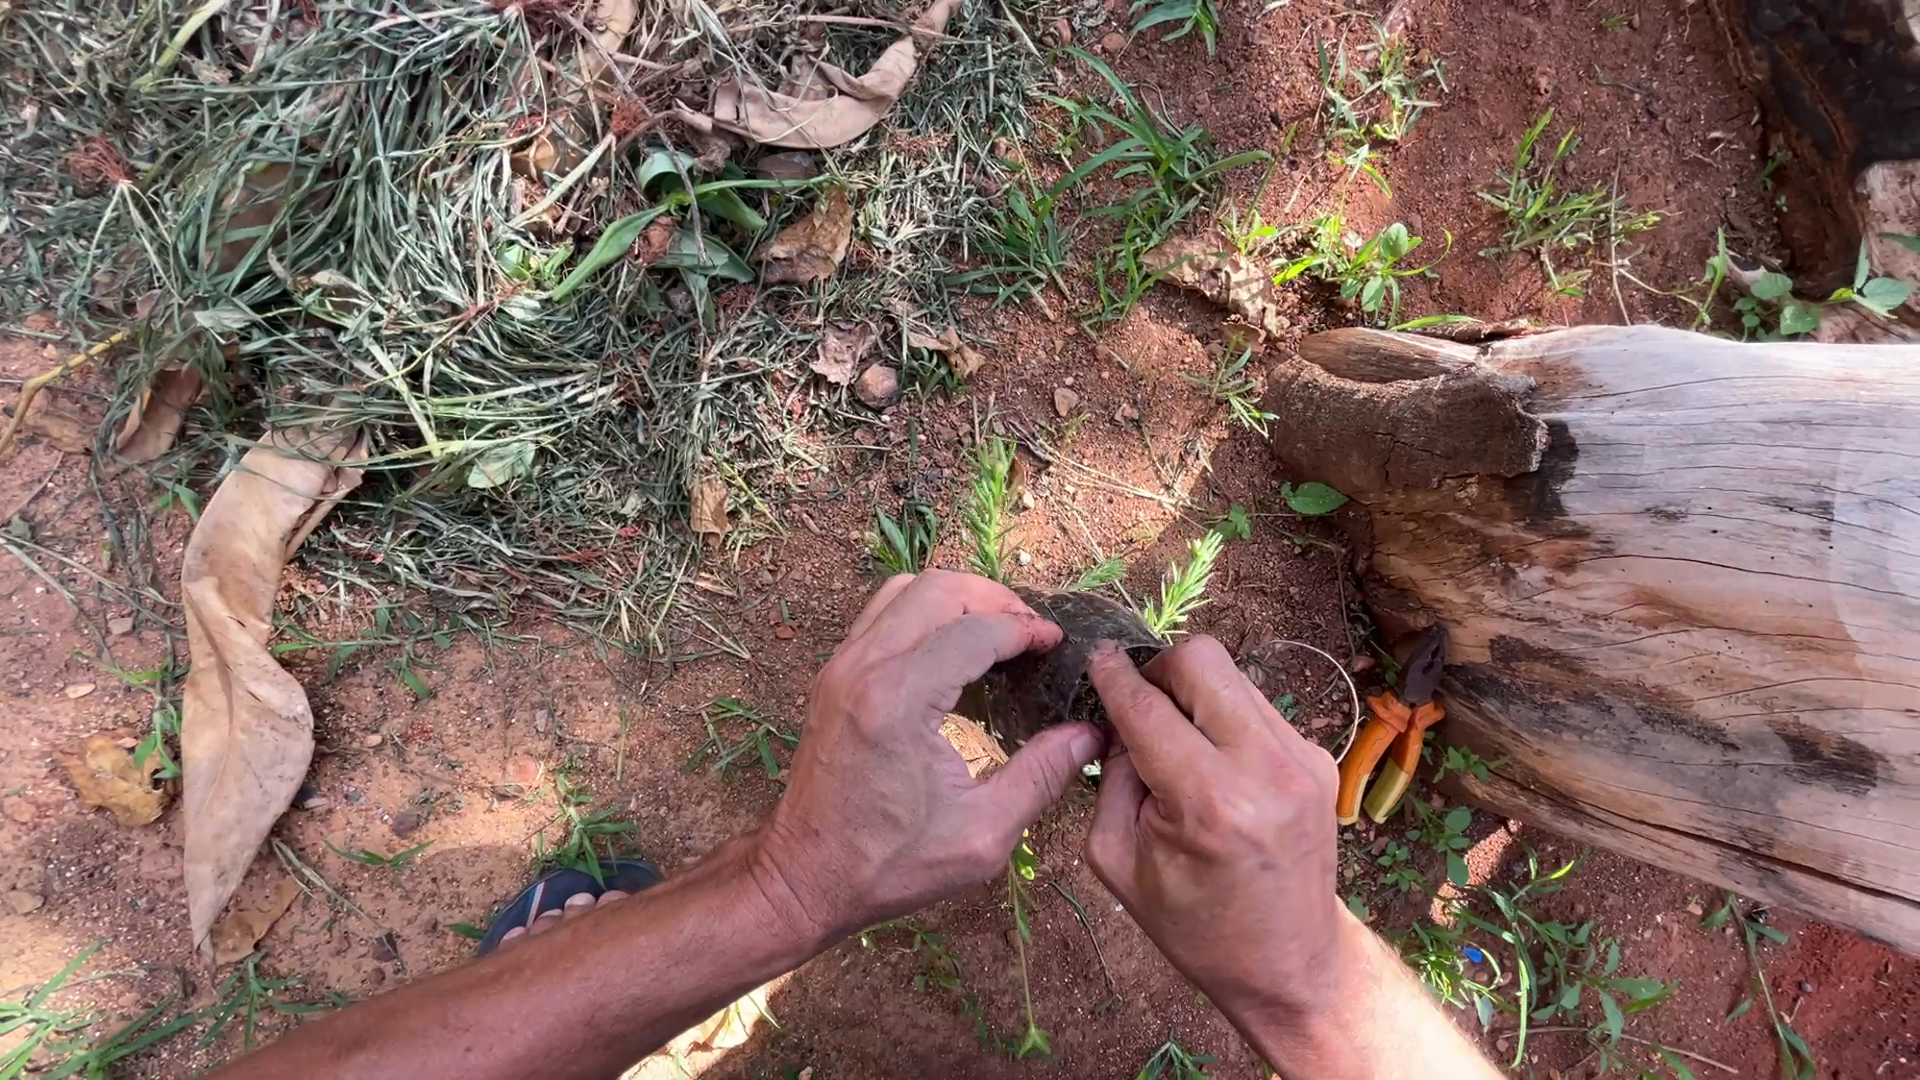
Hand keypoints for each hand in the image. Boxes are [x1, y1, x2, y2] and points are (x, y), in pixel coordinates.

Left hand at [752, 571, 1105, 942]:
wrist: (802, 875)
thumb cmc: (888, 864)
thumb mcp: (980, 835)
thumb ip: (1041, 776)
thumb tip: (1088, 734)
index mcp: (898, 701)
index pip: (974, 632)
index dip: (1025, 629)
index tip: (1056, 642)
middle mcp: (865, 667)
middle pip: (939, 590)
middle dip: (995, 599)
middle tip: (1031, 629)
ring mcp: (842, 663)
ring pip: (907, 588)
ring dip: (958, 597)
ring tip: (996, 627)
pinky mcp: (834, 671)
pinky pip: (884, 610)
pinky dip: (925, 610)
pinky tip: (952, 642)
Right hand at [1083, 637, 1359, 1032]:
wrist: (1291, 968)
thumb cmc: (1193, 925)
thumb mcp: (1117, 856)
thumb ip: (1110, 774)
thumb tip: (1117, 715)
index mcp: (1210, 802)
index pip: (1147, 707)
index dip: (1112, 675)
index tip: (1095, 657)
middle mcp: (1265, 768)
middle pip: (1201, 659)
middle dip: (1157, 670)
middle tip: (1140, 704)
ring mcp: (1302, 759)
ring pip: (1230, 674)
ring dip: (1191, 692)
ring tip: (1177, 739)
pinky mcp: (1318, 759)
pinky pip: (1253, 704)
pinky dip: (1221, 715)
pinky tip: (1213, 758)